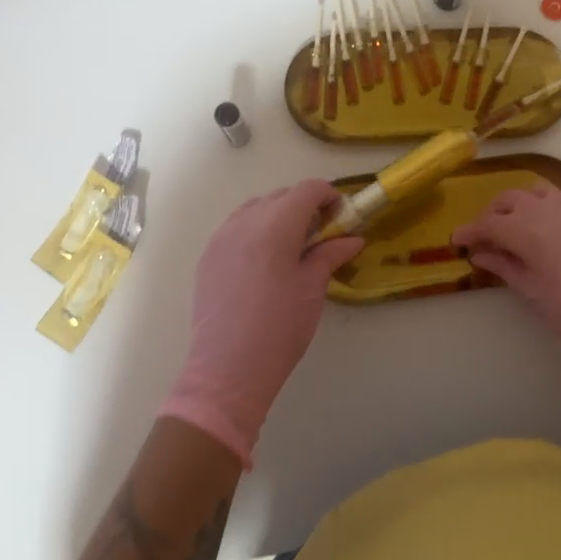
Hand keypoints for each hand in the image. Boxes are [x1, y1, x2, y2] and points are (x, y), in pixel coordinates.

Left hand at [159, 180, 362, 467]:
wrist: (227, 369)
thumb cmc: (280, 329)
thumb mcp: (312, 289)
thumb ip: (330, 255)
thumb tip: (353, 239)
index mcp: (276, 227)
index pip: (306, 190)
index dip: (328, 196)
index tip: (340, 216)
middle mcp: (245, 222)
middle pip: (281, 196)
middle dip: (304, 206)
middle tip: (321, 236)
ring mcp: (221, 237)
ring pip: (255, 208)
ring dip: (278, 215)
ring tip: (291, 247)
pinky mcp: (208, 255)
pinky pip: (236, 227)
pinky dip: (255, 230)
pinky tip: (264, 260)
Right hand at [453, 184, 560, 392]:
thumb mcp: (531, 292)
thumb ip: (503, 265)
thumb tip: (479, 253)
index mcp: (530, 232)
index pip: (490, 223)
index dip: (471, 231)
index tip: (457, 240)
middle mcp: (550, 211)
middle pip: (510, 200)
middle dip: (492, 214)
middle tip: (485, 237)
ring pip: (535, 192)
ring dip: (518, 204)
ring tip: (513, 227)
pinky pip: (560, 198)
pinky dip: (543, 205)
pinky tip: (542, 227)